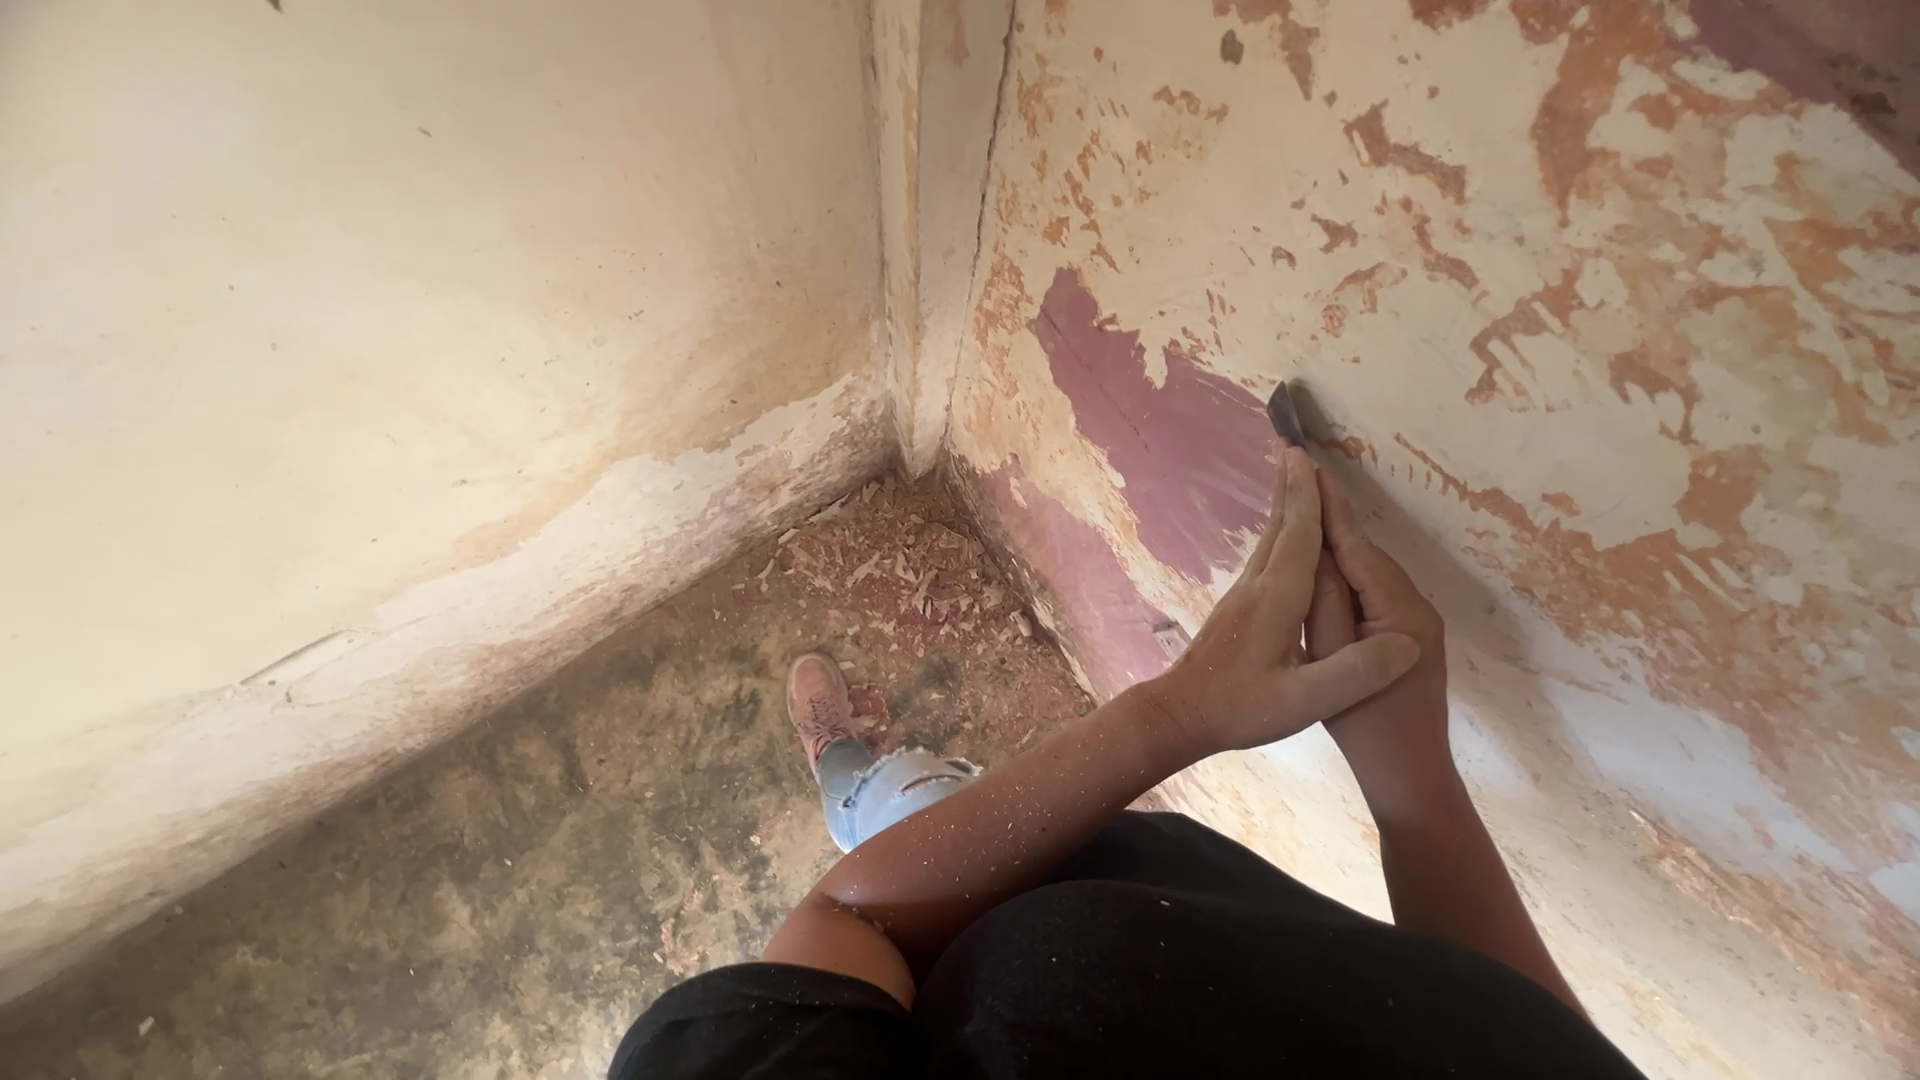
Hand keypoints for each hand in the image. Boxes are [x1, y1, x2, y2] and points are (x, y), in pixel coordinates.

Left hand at [1141, 446, 1419, 760]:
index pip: (1297, 536)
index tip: (1303, 456)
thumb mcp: (1303, 702)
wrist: (1180, 714)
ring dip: (1282, 509)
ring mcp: (1241, 597)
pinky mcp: (1235, 610)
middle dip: (1290, 488)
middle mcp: (1256, 588)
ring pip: (1267, 542)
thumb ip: (1354, 674)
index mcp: (1276, 600)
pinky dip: (1278, 536)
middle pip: (1278, 528)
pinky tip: (1282, 541)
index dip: (1305, 496)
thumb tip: (1408, 645)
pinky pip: (1264, 560)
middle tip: (1294, 449)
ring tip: (1293, 483)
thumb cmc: (1238, 709)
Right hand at [1306, 468, 1452, 799]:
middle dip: (1330, 522)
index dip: (1329, 508)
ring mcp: (1417, 621)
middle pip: (1365, 556)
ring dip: (1335, 547)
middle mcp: (1417, 607)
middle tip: (1295, 486)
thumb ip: (1324, 601)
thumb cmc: (1363, 723)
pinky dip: (1344, 575)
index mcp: (1401, 611)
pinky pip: (1371, 592)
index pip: (1357, 548)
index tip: (1309, 468)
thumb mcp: (1330, 658)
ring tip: (1299, 517)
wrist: (1406, 772)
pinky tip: (1319, 567)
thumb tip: (1313, 548)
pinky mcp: (1408, 634)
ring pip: (1368, 573)